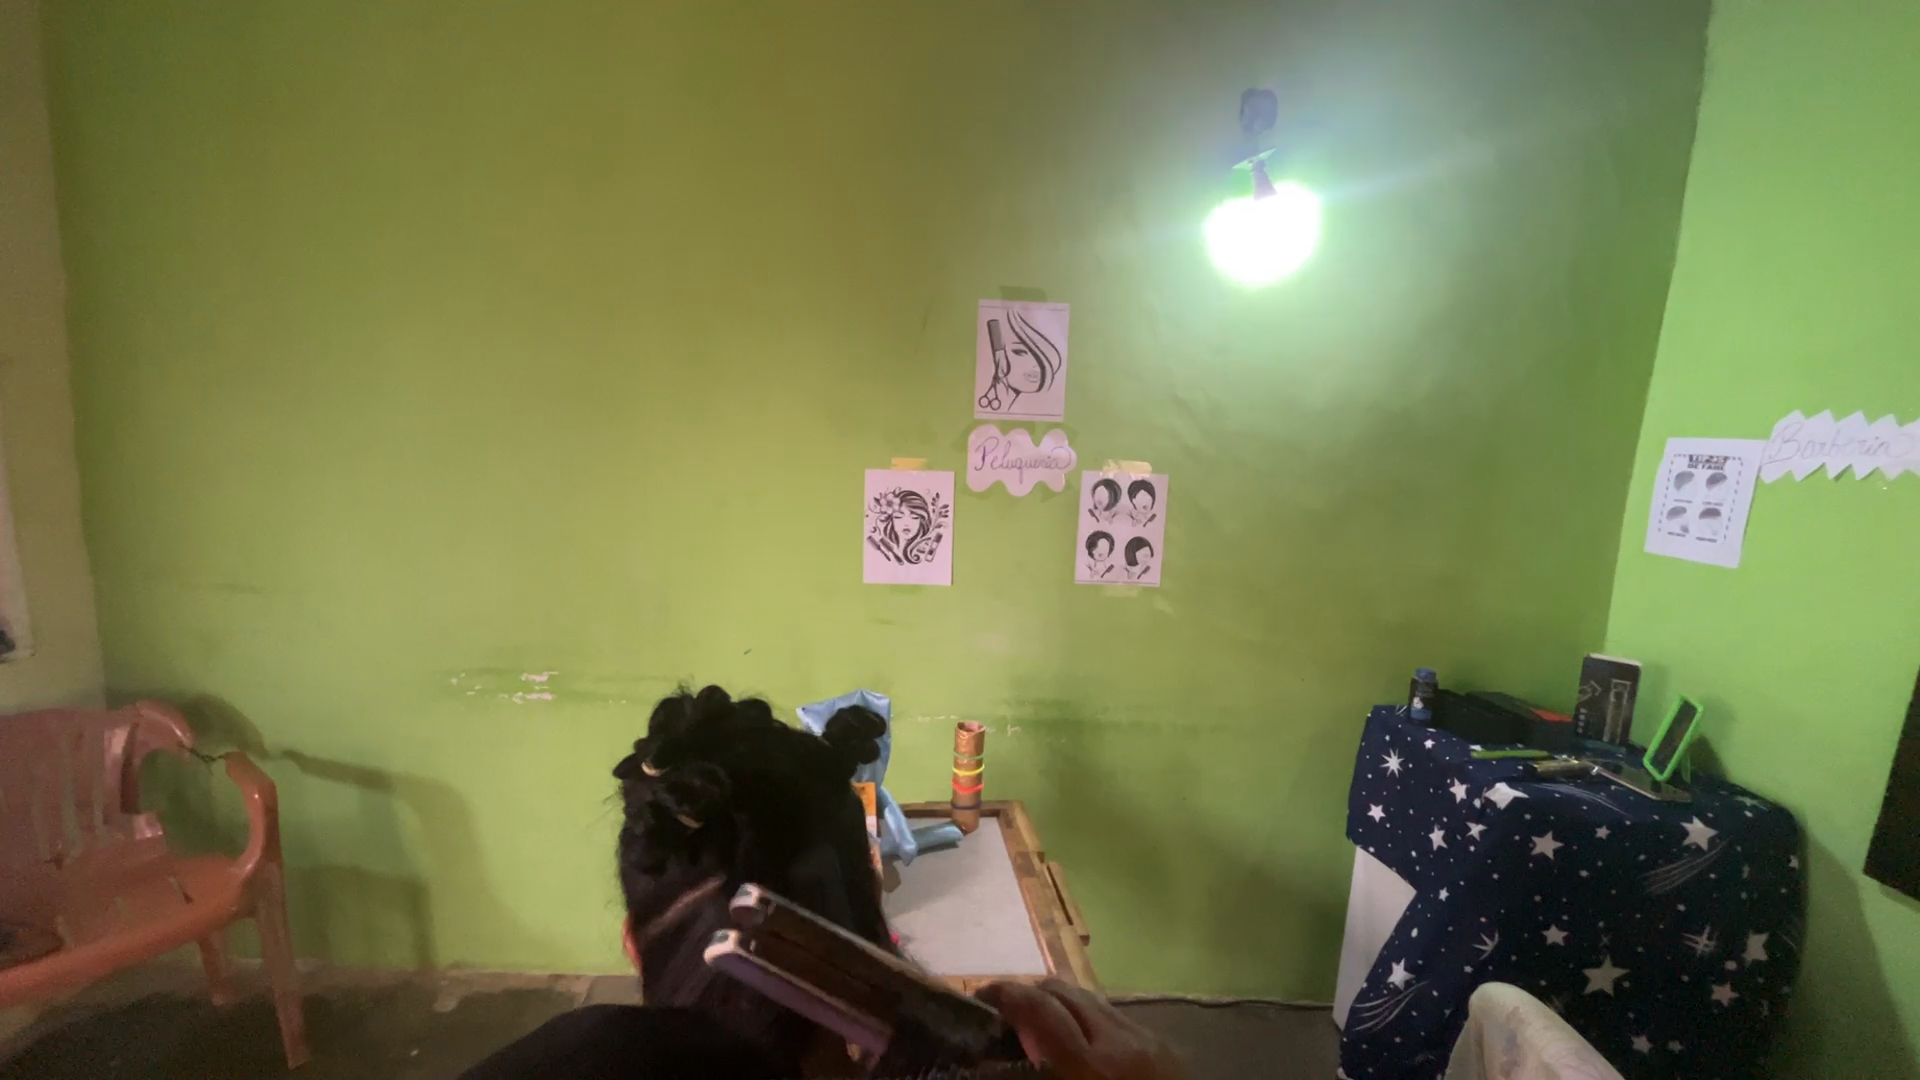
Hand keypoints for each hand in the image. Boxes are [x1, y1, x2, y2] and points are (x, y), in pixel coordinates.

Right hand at [977, 980, 1187, 1079]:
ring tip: (1037, 1022)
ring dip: (1059, 1003)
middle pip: (1061, 992)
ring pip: (1089, 998)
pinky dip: (1089, 1019)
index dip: (1005, 996)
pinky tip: (1081, 1041)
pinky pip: (1115, 1017)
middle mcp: (1117, 1040)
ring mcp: (1143, 1038)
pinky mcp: (1163, 1046)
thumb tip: (991, 1069)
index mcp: (1089, 1068)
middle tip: (1003, 1013)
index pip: (1038, 1009)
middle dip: (1028, 994)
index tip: (980, 999)